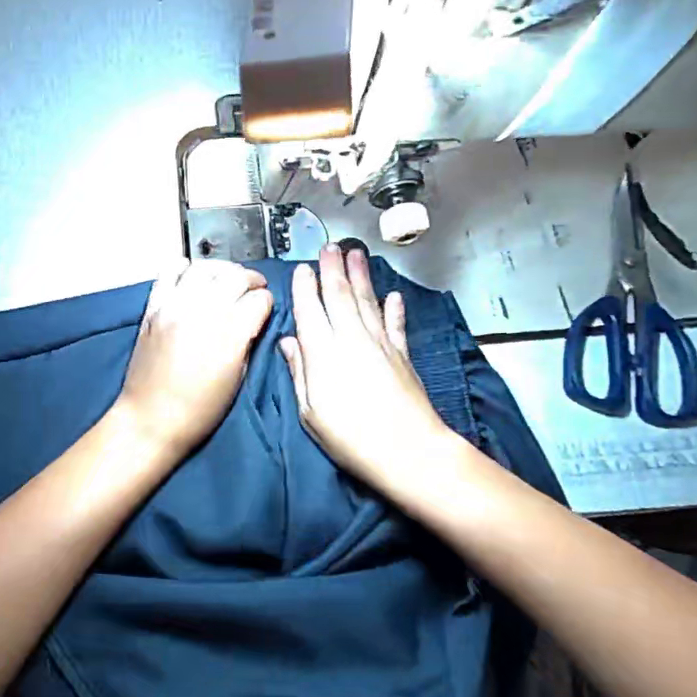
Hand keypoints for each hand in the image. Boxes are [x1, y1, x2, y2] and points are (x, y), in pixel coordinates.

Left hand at [112, 258, 274, 455]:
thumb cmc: (200, 410)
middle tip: (253, 290)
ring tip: (227, 281)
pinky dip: (186, 268)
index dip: (267, 303)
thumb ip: (247, 341)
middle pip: (236, 276)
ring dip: (223, 271)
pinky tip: (194, 277)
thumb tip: (252, 320)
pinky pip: (170, 271)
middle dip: (251, 281)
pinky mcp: (154, 306)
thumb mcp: (237, 379)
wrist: (151, 419)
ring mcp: (175, 306)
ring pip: (206, 268)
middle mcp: (204, 312)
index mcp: (230, 335)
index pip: (259, 299)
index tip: (265, 310)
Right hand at [279, 245, 457, 489]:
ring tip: (355, 254)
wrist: (407, 450)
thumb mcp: (311, 412)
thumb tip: (289, 342)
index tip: (302, 269)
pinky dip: (393, 308)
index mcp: (323, 353)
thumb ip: (300, 372)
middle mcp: (351, 339)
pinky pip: (395, 324)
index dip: (305, 288)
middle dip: (333, 269)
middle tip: (329, 247)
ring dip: (360, 276)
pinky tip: (392, 295)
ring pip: (367, 302)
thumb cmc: (350, 438)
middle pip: (340, 296)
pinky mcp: (402, 354)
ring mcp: (380, 344)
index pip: (310, 311)